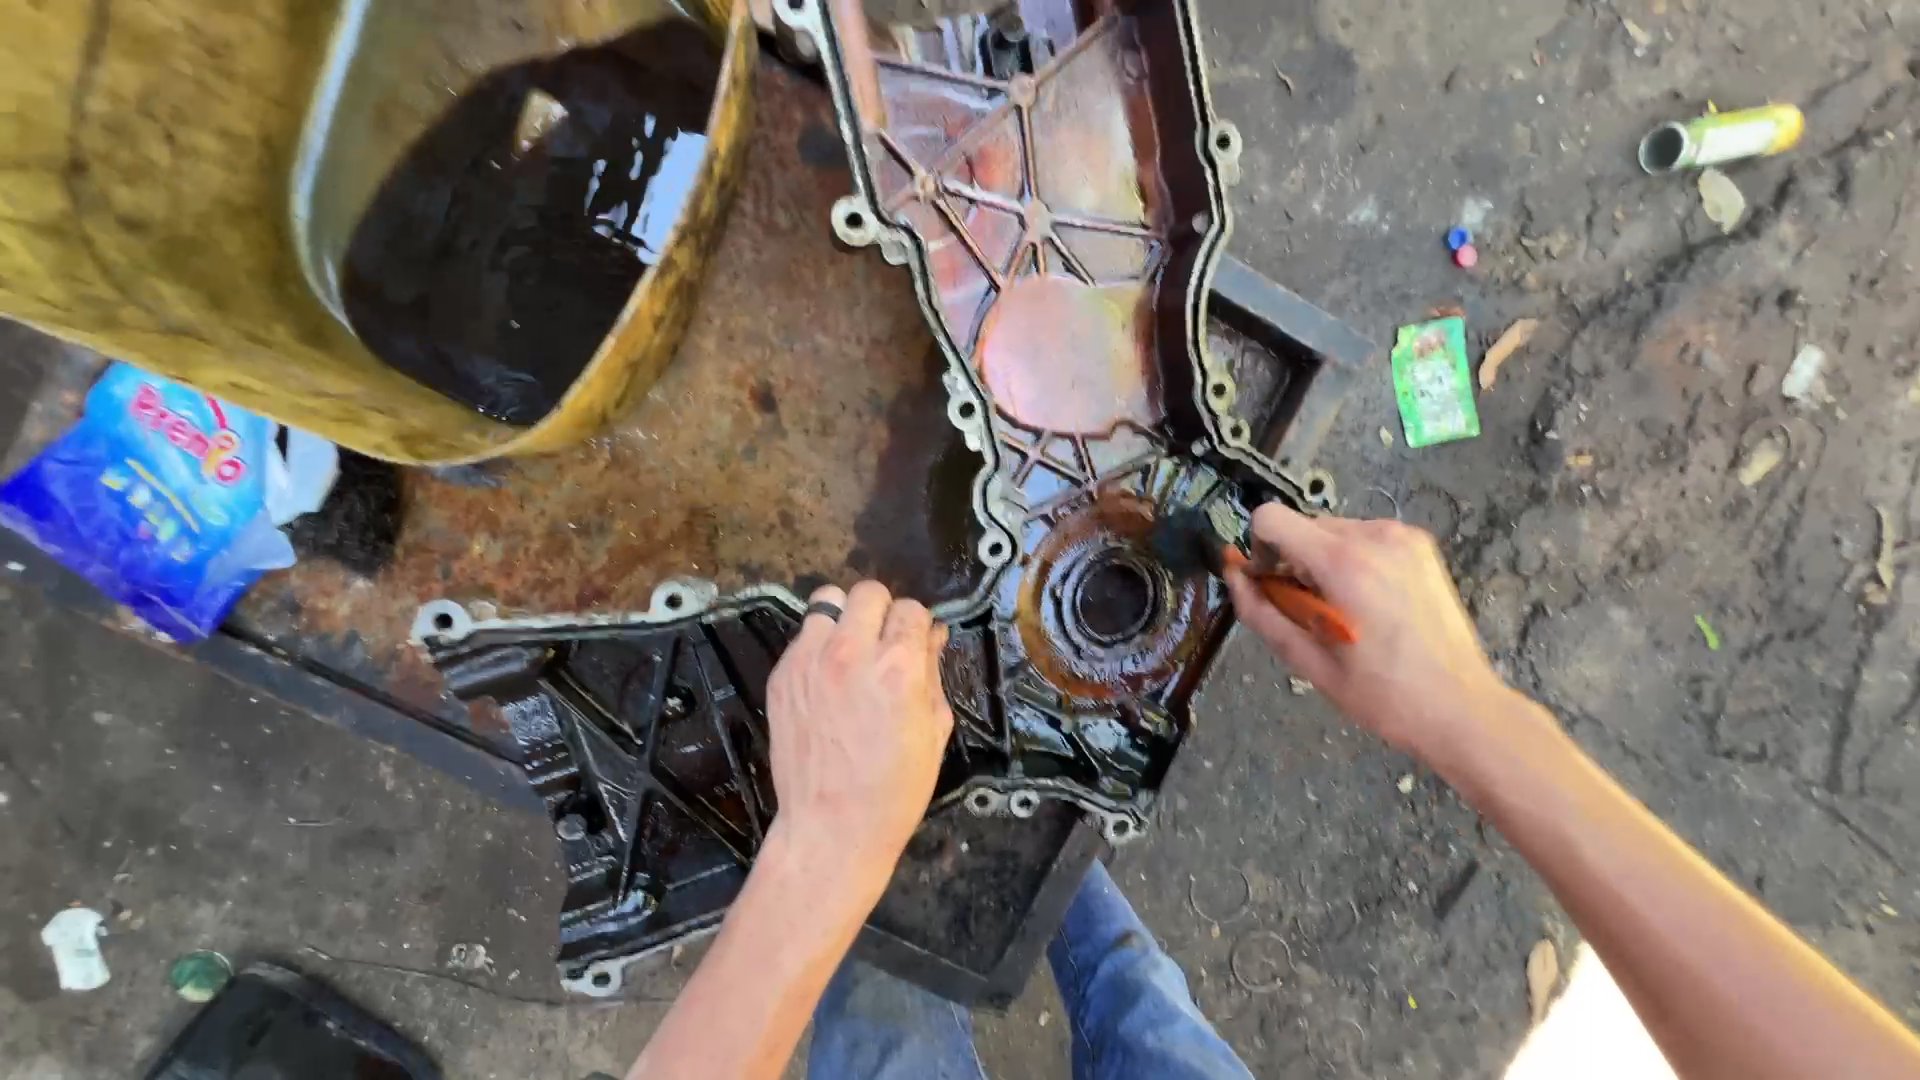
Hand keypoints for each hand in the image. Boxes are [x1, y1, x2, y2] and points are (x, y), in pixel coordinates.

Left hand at [764, 581, 952, 894]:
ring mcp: (809, 661)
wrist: (831, 828)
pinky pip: (803, 636)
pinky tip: (826, 679)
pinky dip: (818, 646)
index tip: (915, 643)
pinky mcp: (782, 676)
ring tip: (850, 653)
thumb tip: (930, 635)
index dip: (917, 625)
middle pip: (867, 592)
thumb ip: (932, 671)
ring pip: (827, 602)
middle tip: (883, 643)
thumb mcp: (934, 729)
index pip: (911, 608)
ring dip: (844, 621)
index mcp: (898, 666)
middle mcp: (851, 652)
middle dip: (882, 612)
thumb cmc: (896, 788)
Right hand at [1224, 504, 1517, 766]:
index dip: (1259, 550)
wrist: (1459, 706)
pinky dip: (1350, 562)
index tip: (1273, 584)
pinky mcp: (1419, 545)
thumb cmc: (1382, 693)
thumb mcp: (1305, 659)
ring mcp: (1402, 537)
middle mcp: (1374, 537)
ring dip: (1321, 563)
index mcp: (1343, 564)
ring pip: (1330, 532)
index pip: (1270, 518)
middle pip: (1301, 527)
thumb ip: (1259, 611)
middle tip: (1311, 613)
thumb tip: (1233, 574)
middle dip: (1293, 563)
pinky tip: (1367, 603)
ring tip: (1343, 612)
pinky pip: (1362, 538)